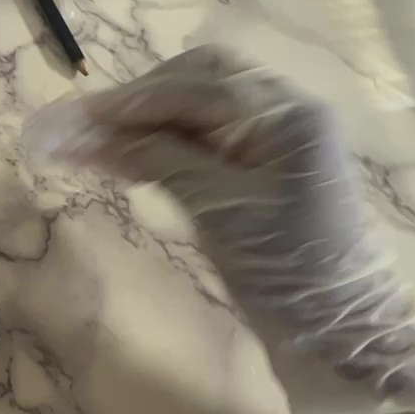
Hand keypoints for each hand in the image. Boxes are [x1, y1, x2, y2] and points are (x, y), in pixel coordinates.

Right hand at [25, 46, 414, 413]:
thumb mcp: (218, 210)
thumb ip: (155, 160)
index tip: (71, 121)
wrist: (343, 333)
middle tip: (82, 128)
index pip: (193, 86)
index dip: (128, 101)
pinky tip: (117, 157)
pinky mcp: (255, 168)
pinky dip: (154, 143)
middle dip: (133, 100)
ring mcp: (270, 139)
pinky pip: (196, 138)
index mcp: (286, 116)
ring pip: (191, 107)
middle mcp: (281, 113)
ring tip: (86, 144)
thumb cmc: (290, 270)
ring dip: (138, 121)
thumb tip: (80, 136)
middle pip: (193, 80)